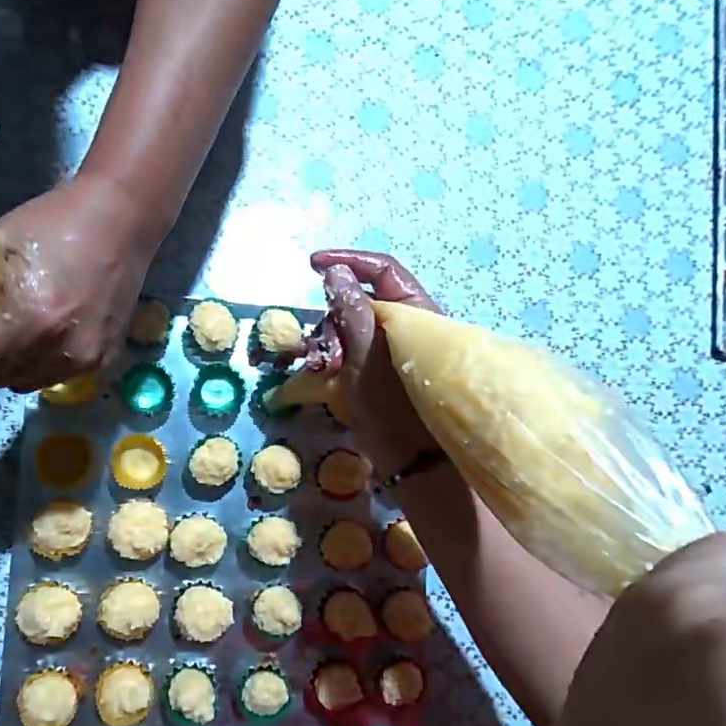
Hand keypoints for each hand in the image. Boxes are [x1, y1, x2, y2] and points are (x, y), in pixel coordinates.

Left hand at [0, 175, 158, 390]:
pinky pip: (55, 377)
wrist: (122, 220)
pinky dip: (41, 362)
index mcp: (31, 320)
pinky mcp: (104, 360)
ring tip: (18, 326)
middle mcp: (61, 350)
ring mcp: (86, 360)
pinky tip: (47, 331)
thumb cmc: (55, 223)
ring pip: (25, 383)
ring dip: (11, 364)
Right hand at [305, 249, 443, 480]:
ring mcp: (385, 353)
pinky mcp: (372, 375)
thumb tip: (336, 273)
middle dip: (331, 317)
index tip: (313, 266)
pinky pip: (343, 356)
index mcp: (414, 312)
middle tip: (321, 347)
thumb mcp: (369, 355)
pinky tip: (311, 378)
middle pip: (357, 302)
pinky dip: (326, 362)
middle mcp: (401, 328)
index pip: (382, 270)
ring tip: (317, 368)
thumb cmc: (397, 407)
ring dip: (325, 342)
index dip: (349, 261)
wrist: (412, 464)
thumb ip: (353, 311)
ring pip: (346, 330)